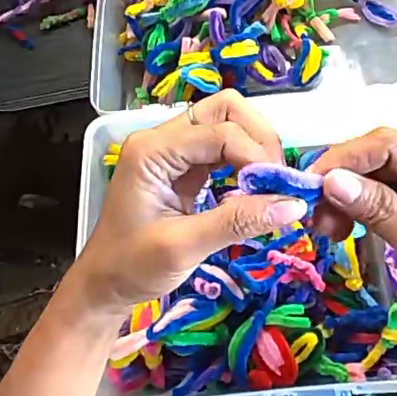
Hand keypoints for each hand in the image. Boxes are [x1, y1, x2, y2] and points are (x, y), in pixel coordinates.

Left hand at [74, 91, 306, 313]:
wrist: (104, 285)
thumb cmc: (132, 267)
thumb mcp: (184, 247)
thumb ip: (237, 222)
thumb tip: (293, 205)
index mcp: (152, 150)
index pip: (220, 132)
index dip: (256, 156)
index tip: (280, 190)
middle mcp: (161, 139)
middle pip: (225, 110)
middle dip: (258, 139)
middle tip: (276, 179)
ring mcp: (172, 150)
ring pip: (227, 123)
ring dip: (254, 149)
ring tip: (269, 186)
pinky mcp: (183, 166)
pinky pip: (222, 149)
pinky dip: (244, 162)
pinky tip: (254, 189)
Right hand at [307, 128, 396, 370]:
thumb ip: (383, 213)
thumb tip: (333, 181)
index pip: (396, 145)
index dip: (348, 157)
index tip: (311, 182)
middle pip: (387, 157)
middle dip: (346, 179)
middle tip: (315, 213)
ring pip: (384, 178)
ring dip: (351, 196)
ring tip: (328, 228)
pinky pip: (392, 199)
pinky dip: (365, 211)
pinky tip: (346, 227)